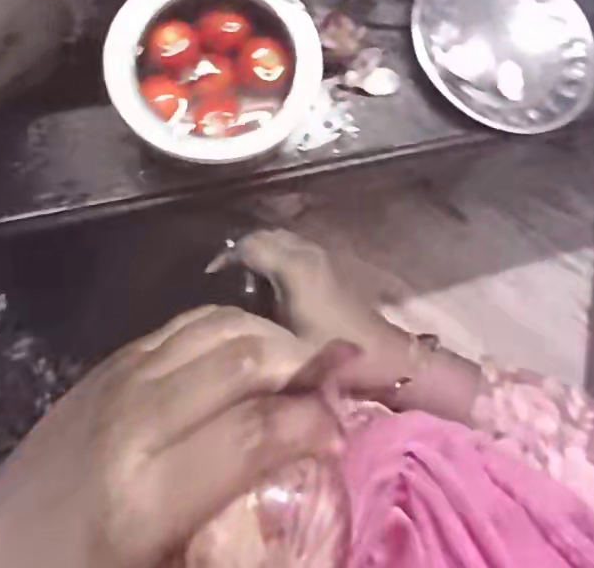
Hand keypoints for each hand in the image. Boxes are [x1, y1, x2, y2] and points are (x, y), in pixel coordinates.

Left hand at [0, 306, 340, 567]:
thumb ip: (228, 542)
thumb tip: (299, 512)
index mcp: (142, 497)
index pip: (255, 433)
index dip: (313, 426)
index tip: (341, 438)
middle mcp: (138, 418)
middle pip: (248, 359)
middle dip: (304, 369)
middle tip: (329, 395)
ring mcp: (123, 377)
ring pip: (225, 326)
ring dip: (275, 340)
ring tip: (298, 369)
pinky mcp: (115, 359)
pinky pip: (193, 320)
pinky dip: (237, 327)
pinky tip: (250, 353)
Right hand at [232, 230, 414, 394]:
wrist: (387, 357)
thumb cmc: (336, 355)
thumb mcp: (286, 349)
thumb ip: (251, 332)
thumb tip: (220, 322)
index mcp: (296, 266)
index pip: (250, 244)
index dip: (225, 258)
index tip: (207, 280)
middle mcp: (309, 252)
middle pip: (266, 236)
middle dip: (241, 253)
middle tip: (220, 283)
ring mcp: (324, 257)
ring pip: (282, 242)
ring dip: (260, 256)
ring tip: (238, 287)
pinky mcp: (332, 268)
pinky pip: (294, 253)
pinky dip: (276, 262)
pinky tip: (268, 293)